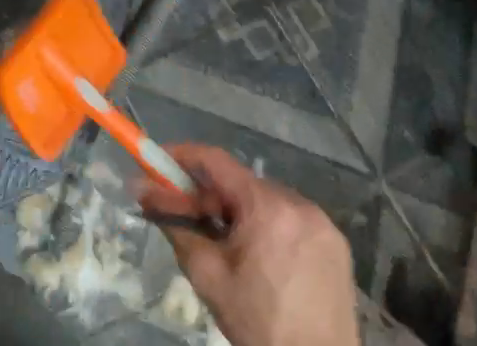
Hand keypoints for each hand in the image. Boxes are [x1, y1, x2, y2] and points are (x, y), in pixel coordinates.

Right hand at [140, 145, 358, 345]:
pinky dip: (260, 224)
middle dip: (203, 193)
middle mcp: (299, 204)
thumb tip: (142, 192)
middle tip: (176, 211)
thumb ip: (174, 224)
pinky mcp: (334, 245)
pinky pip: (286, 218)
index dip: (180, 156)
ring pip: (261, 199)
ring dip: (231, 209)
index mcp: (268, 208)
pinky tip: (248, 251)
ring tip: (212, 237)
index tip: (155, 164)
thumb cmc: (259, 320)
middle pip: (238, 182)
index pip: (215, 161)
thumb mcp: (206, 273)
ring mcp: (322, 225)